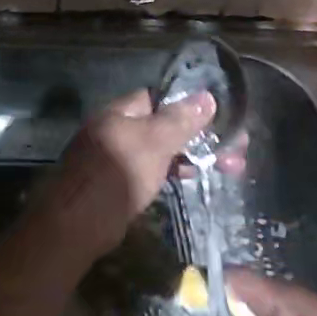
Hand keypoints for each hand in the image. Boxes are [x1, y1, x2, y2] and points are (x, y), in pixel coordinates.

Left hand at [34, 89, 215, 257]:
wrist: (80, 219)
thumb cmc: (118, 172)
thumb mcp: (154, 142)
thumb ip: (179, 120)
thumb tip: (206, 97)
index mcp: (119, 111)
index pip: (158, 97)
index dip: (189, 104)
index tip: (221, 118)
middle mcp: (116, 128)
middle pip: (163, 124)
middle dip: (199, 135)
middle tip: (236, 152)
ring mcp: (115, 155)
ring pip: (159, 148)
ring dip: (190, 154)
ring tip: (227, 167)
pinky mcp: (118, 180)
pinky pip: (150, 168)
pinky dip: (171, 170)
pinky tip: (189, 178)